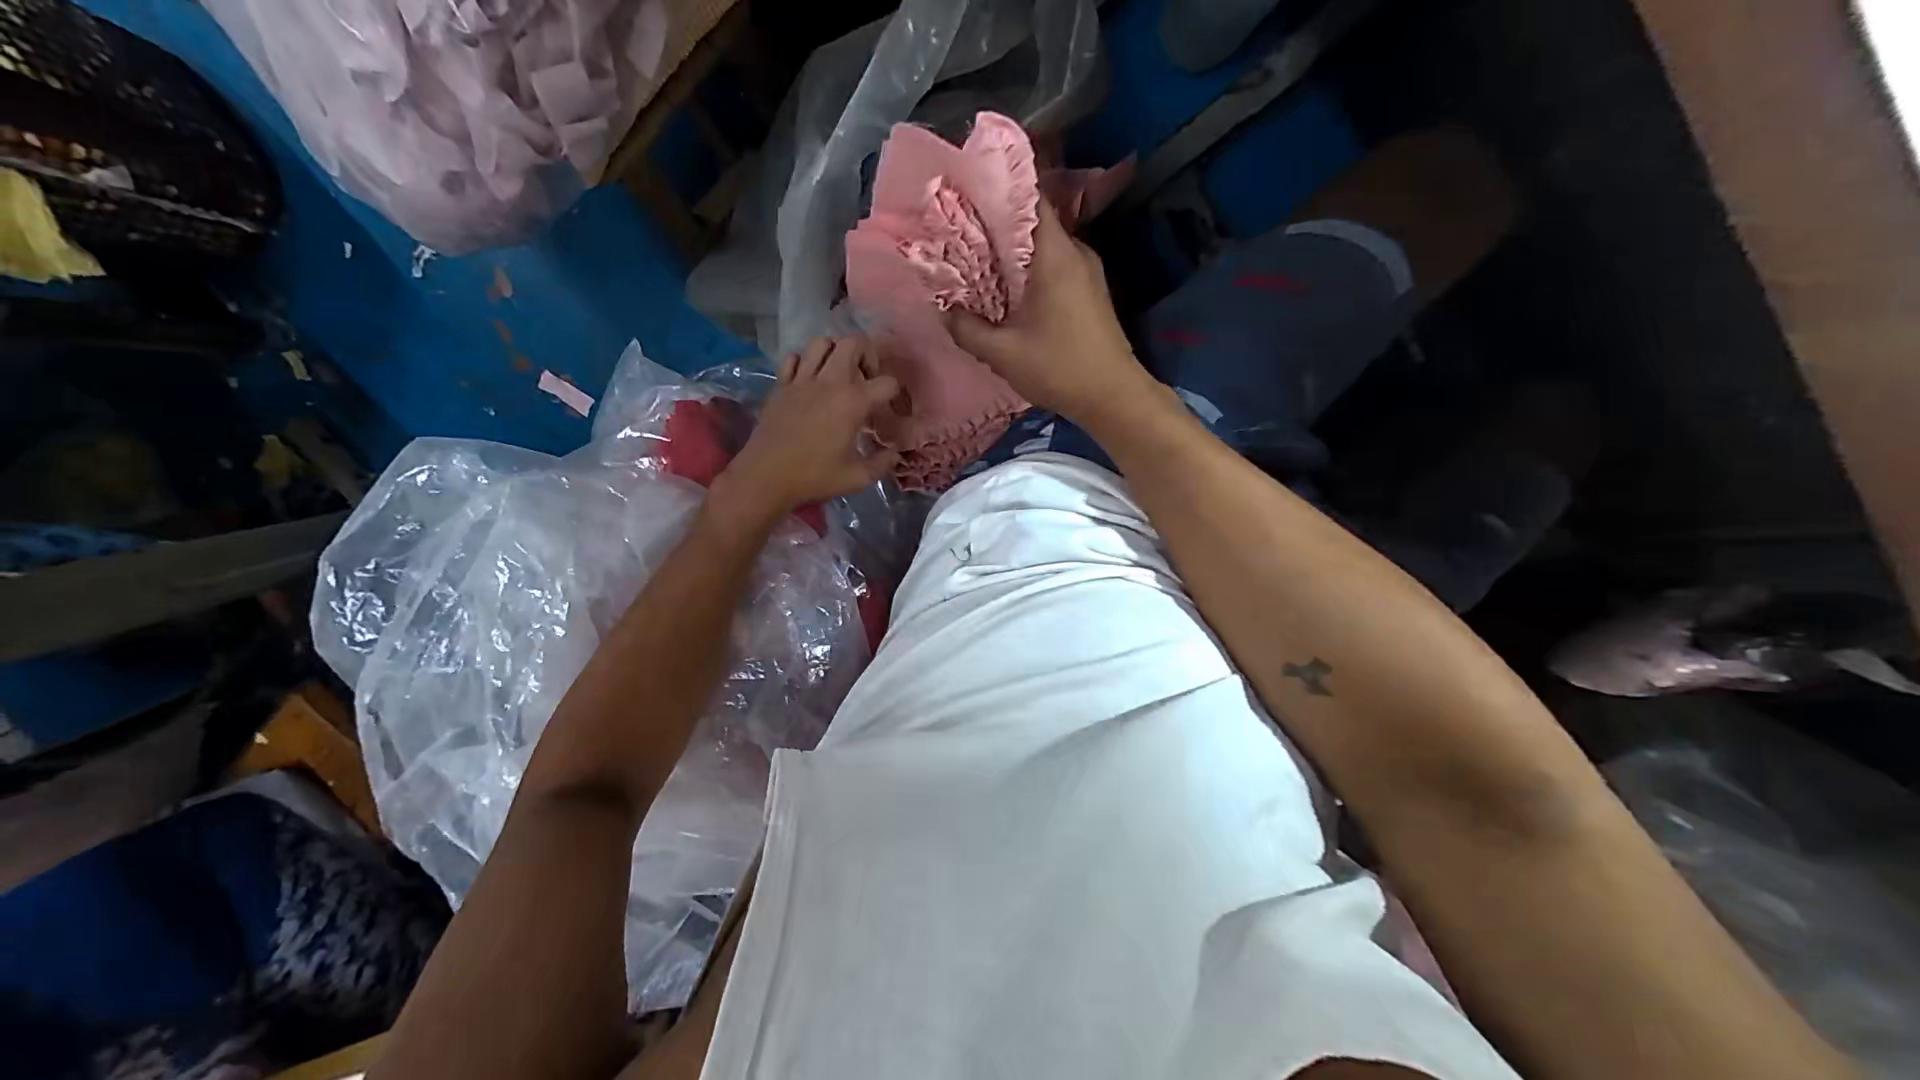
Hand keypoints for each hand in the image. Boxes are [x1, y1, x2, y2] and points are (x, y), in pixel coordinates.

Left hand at [714, 336, 901, 522]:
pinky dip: (804, 362)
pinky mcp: (780, 385)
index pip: (887, 382)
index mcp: (853, 402)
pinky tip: (809, 381)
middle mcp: (829, 382)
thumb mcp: (857, 478)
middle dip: (866, 355)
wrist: (766, 477)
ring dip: (834, 352)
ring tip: (838, 375)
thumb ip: (882, 464)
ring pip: (821, 342)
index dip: (895, 394)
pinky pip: (794, 358)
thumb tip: (894, 454)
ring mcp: (801, 380)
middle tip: (865, 379)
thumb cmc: (814, 477)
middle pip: (853, 343)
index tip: (889, 410)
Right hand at [947, 201, 1159, 427]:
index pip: (1029, 197)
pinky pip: (1055, 265)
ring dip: (1014, 252)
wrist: (1114, 397)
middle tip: (961, 234)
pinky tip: (1008, 290)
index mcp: (1055, 255)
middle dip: (998, 225)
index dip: (996, 191)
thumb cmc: (1060, 369)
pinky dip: (1031, 270)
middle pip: (1033, 221)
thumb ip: (967, 329)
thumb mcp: (1003, 354)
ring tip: (979, 262)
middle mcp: (1076, 252)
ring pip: (1044, 245)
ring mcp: (1088, 270)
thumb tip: (944, 311)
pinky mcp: (1091, 290)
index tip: (965, 197)